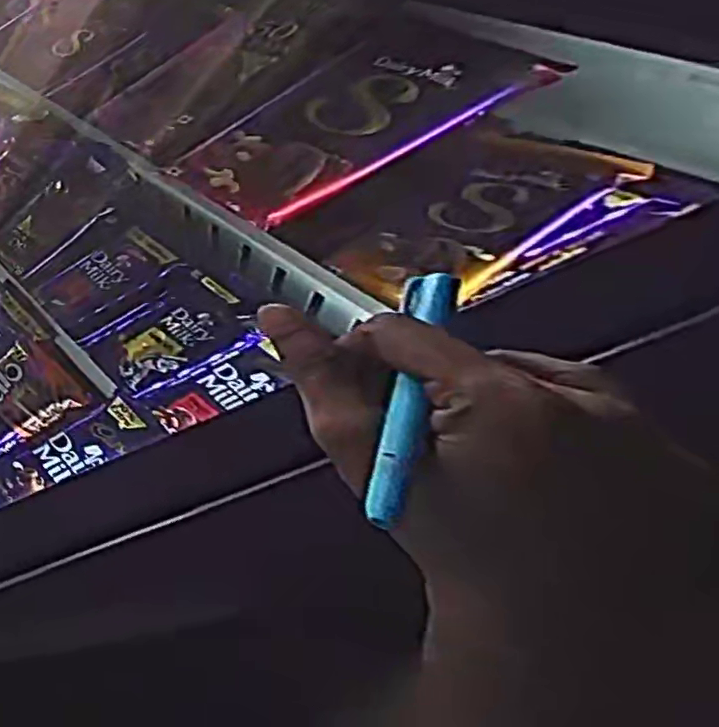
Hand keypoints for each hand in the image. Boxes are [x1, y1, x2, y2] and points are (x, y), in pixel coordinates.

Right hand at [259, 306, 718, 720]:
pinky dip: (550, 429)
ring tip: (477, 461)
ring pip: (525, 380)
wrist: (560, 637)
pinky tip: (528, 470)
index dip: (366, 361)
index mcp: (502, 398)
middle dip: (429, 389)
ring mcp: (642, 434)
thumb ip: (319, 379)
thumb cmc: (462, 551)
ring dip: (490, 406)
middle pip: (462, 358)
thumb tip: (281, 320)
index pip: (401, 333)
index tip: (367, 395)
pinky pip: (587, 412)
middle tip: (422, 443)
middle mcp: (584, 405)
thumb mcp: (366, 459)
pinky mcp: (676, 459)